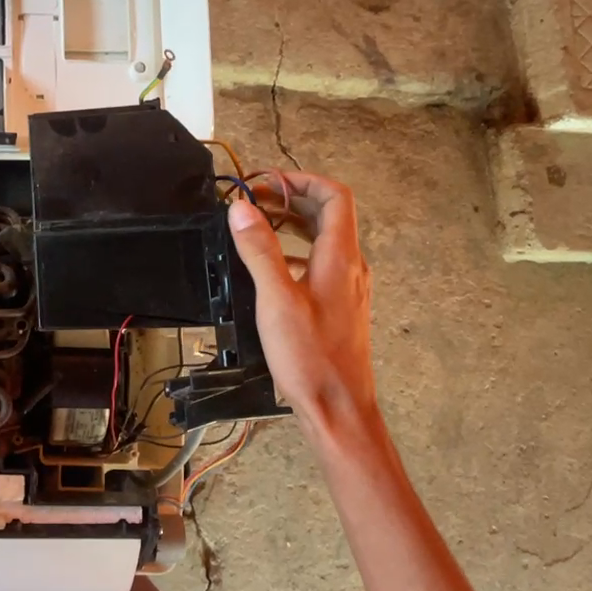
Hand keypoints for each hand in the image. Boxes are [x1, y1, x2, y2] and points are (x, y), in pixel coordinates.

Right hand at [227, 172, 377, 432]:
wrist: (339, 410)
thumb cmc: (311, 358)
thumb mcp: (276, 299)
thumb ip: (259, 250)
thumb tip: (241, 208)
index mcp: (340, 257)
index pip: (334, 196)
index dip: (302, 181)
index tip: (266, 183)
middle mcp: (350, 266)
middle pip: (328, 214)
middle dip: (290, 199)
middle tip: (251, 202)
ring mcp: (347, 287)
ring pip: (323, 240)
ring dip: (291, 225)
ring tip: (255, 227)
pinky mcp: (339, 307)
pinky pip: (319, 263)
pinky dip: (294, 252)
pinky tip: (269, 268)